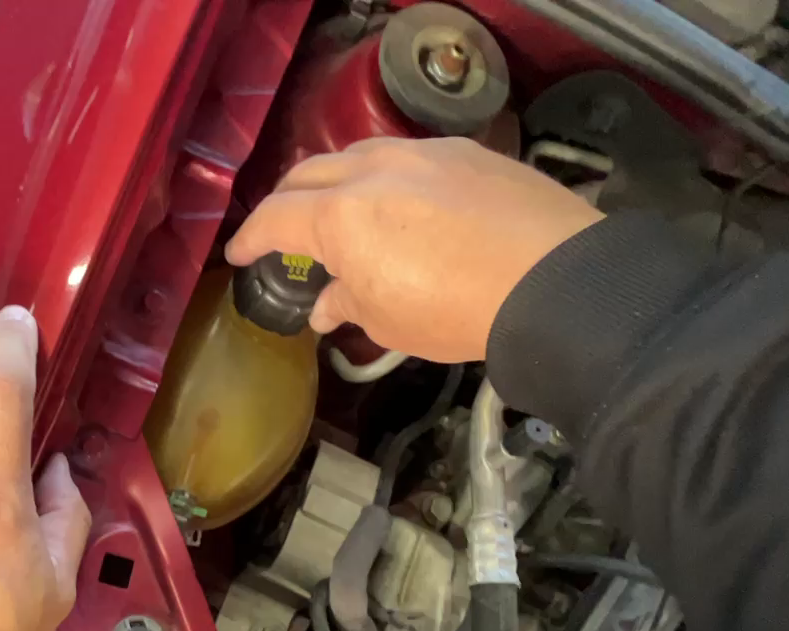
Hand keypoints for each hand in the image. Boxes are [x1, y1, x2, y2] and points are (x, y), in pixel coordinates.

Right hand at [226, 137, 603, 363]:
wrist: (550, 279)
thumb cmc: (451, 309)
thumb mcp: (385, 321)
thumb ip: (345, 303)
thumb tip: (325, 305)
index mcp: (339, 217)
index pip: (274, 219)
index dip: (249, 239)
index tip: (239, 254)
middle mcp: (372, 171)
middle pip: (308, 174)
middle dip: (285, 202)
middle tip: (281, 230)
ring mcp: (421, 153)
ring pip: (355, 155)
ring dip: (333, 182)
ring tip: (337, 211)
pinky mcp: (465, 151)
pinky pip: (405, 156)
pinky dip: (383, 177)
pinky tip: (398, 202)